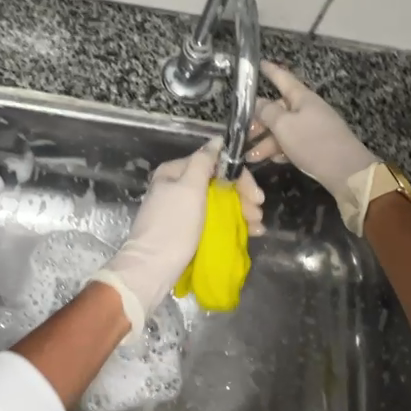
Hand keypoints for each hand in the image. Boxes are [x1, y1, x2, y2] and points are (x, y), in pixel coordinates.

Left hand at [89, 140, 263, 335]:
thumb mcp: (189, 188)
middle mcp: (179, 187)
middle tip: (258, 212)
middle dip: (242, 197)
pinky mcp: (188, 230)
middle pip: (219, 184)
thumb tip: (217, 141)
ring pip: (220, 203)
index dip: (238, 177)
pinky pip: (215, 221)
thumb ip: (203, 162)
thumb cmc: (173, 226)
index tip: (255, 195)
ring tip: (257, 227)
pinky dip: (233, 224)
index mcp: (176, 172)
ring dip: (242, 212)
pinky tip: (249, 233)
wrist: (151, 269)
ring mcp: (184, 210)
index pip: (215, 164)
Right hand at [246, 61, 381, 232]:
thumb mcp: (284, 126)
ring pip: (284, 130)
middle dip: (259, 120)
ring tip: (250, 156)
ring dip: (266, 141)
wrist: (347, 172)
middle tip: (242, 133)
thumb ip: (267, 112)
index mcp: (302, 98)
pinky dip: (280, 150)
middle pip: (279, 109)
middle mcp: (308, 110)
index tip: (258, 63)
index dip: (270, 71)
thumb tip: (257, 102)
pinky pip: (293, 143)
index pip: (283, 78)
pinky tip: (269, 160)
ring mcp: (313, 129)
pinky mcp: (316, 147)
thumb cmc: (313, 143)